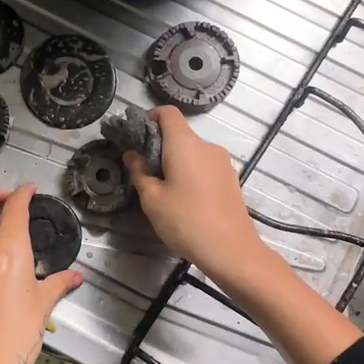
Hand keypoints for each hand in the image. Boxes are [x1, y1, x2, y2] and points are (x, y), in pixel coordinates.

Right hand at [124, 106, 270, 280]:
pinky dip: (192, 174)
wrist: (231, 250)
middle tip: (144, 171)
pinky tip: (186, 200)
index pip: (168, 113)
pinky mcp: (231, 179)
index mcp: (185, 144)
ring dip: (176, 162)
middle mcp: (207, 146)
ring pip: (193, 152)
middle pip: (180, 134)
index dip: (150, 118)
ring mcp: (223, 163)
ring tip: (165, 190)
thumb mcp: (152, 198)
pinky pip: (205, 167)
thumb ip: (139, 171)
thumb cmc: (185, 221)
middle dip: (160, 147)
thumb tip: (132, 154)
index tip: (137, 137)